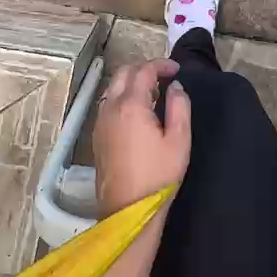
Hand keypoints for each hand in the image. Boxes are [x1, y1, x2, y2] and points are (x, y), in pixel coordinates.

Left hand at [92, 59, 191, 216]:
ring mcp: (100, 122)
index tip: (177, 70)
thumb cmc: (158, 175)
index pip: (144, 71)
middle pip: (124, 73)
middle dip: (144, 69)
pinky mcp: (97, 137)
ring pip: (113, 88)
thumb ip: (179, 106)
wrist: (128, 211)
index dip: (162, 65)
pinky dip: (123, 96)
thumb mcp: (179, 140)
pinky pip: (108, 104)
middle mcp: (111, 108)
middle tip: (164, 77)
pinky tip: (137, 112)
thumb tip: (175, 87)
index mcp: (131, 105)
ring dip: (132, 82)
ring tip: (153, 93)